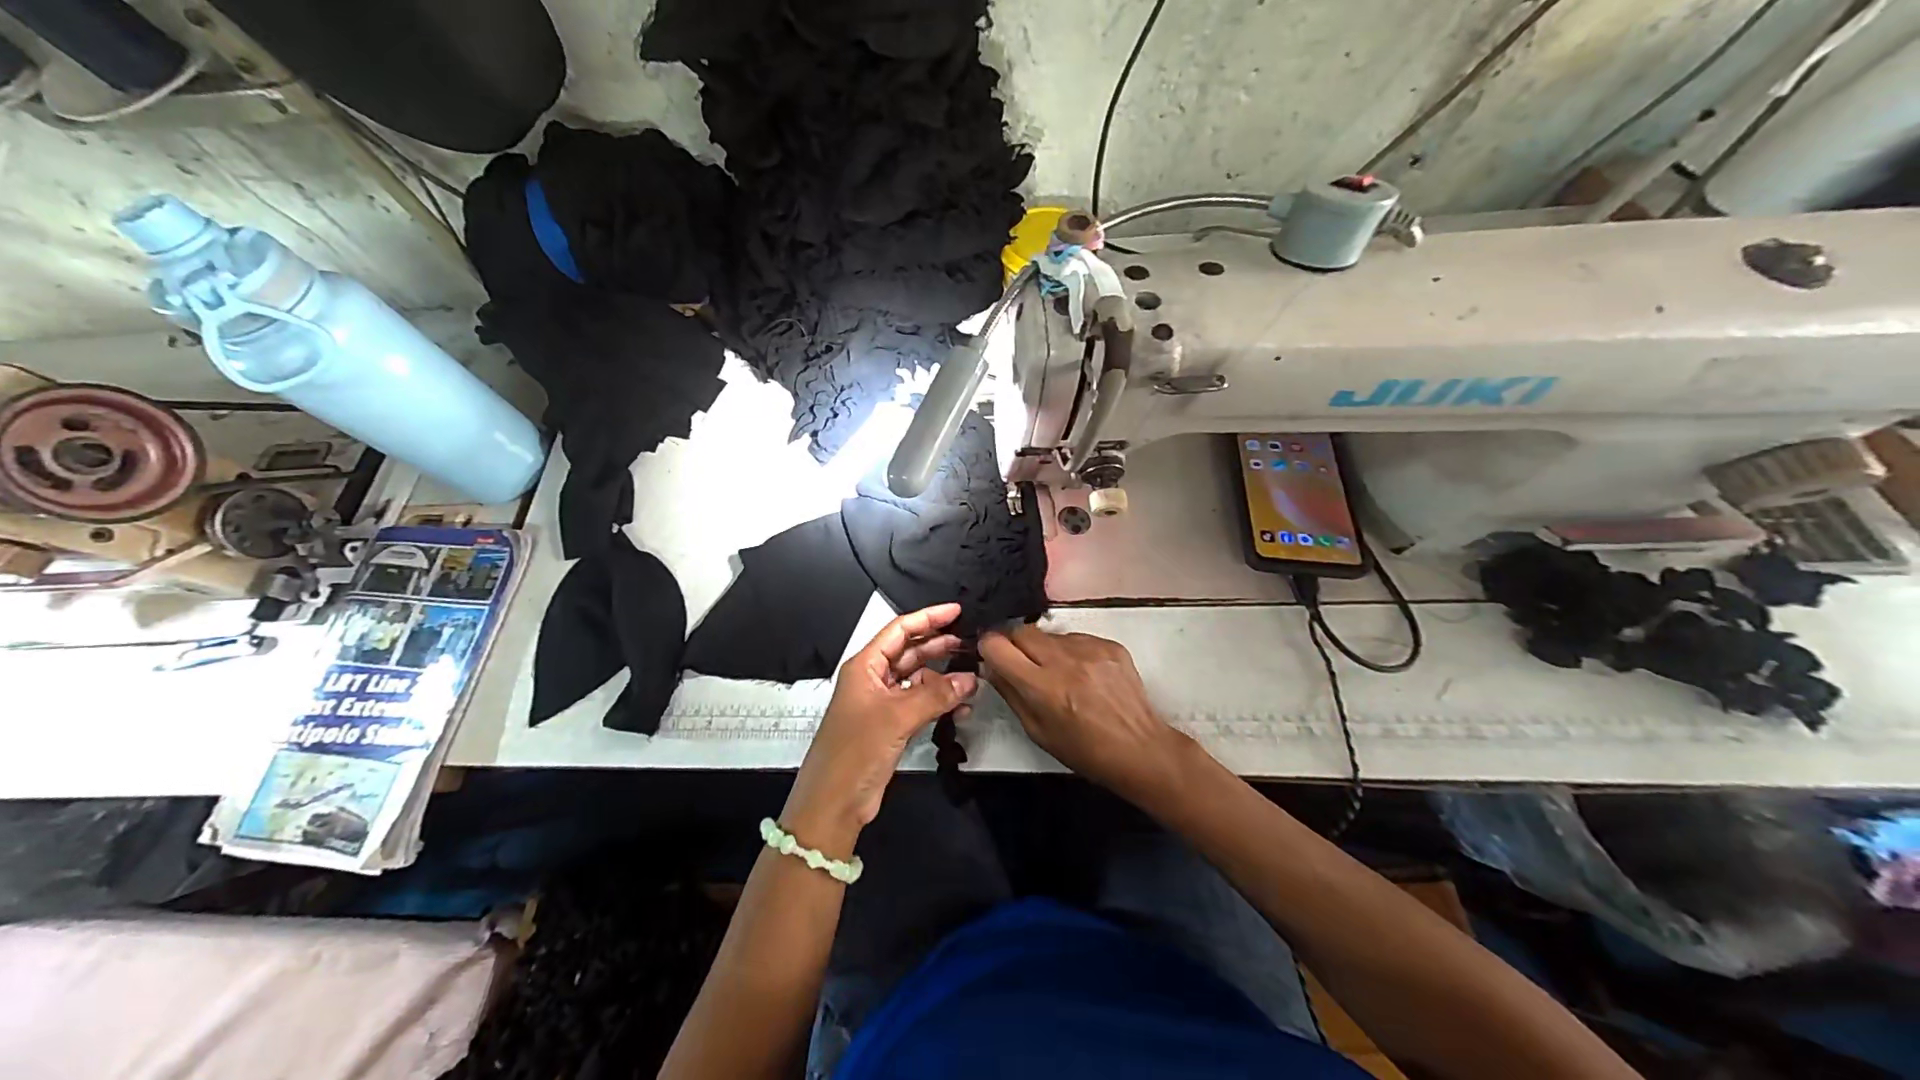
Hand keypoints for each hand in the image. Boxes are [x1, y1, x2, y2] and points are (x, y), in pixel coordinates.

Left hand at [783, 603, 978, 851]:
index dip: (927, 618)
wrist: (834, 802)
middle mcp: (872, 680)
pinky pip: (919, 704)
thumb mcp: (897, 717)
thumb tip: (969, 679)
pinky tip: (959, 707)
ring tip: (971, 679)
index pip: (899, 630)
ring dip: (942, 678)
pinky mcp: (889, 726)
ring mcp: (881, 704)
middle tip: (968, 643)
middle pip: (909, 652)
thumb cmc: (853, 752)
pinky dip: (938, 702)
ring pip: (917, 679)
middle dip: (939, 646)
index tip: (955, 611)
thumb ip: (936, 695)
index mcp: (864, 666)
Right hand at [980, 625, 1195, 805]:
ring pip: (1049, 633)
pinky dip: (1072, 651)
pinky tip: (1083, 674)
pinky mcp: (1110, 644)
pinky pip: (1077, 638)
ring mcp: (1089, 648)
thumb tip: (992, 667)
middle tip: (1021, 663)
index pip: (997, 645)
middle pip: (1021, 630)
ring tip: (1058, 673)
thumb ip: (1010, 693)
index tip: (992, 656)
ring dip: (1044, 648)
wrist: (1139, 749)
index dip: (989, 648)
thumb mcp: (1037, 730)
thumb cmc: (1084, 750)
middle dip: (1014, 643)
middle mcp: (1063, 660)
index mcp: (1041, 686)